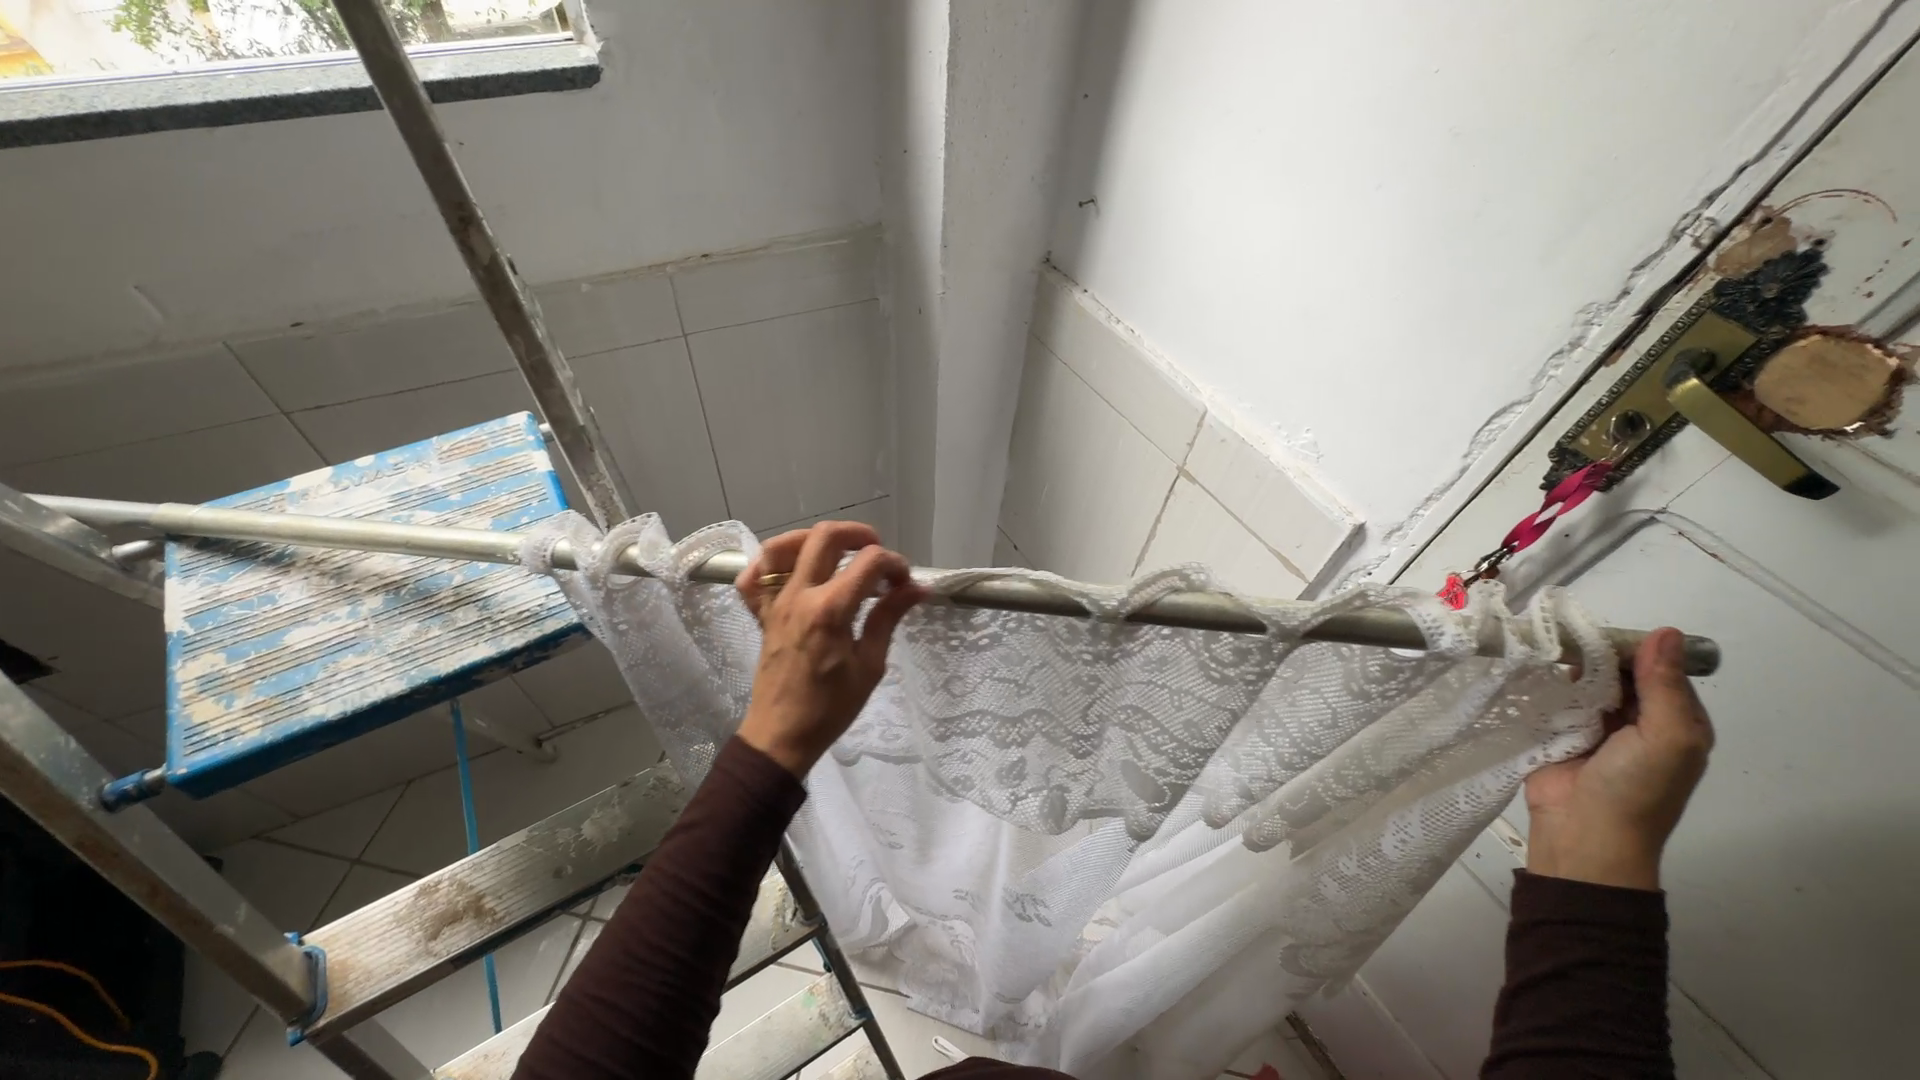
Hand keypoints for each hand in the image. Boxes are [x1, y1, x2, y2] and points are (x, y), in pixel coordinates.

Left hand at [733, 522, 928, 776]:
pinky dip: (770, 565)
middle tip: (877, 555)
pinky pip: (752, 576)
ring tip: (838, 553)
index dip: (895, 565)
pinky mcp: (759, 614)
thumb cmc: (831, 707)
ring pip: (782, 546)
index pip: (869, 562)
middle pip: (825, 537)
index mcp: (830, 610)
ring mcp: (773, 602)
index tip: (905, 583)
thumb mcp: (871, 665)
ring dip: (814, 539)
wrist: (782, 735)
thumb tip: (916, 589)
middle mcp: (798, 596)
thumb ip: (889, 618)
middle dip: (859, 535)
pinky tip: (794, 570)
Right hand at [1523, 627, 1713, 890]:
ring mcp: (1596, 728)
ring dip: (1567, 670)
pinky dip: (1545, 687)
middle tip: (1564, 639)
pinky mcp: (1558, 734)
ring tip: (1541, 651)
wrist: (1584, 834)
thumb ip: (1663, 686)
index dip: (1634, 649)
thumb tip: (1666, 631)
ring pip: (1585, 685)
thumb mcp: (1666, 737)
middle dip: (1596, 656)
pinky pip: (1554, 701)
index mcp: (1675, 722)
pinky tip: (1528, 672)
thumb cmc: (1635, 789)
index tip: (1600, 633)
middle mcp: (1638, 721)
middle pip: (1619, 674)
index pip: (1659, 670)